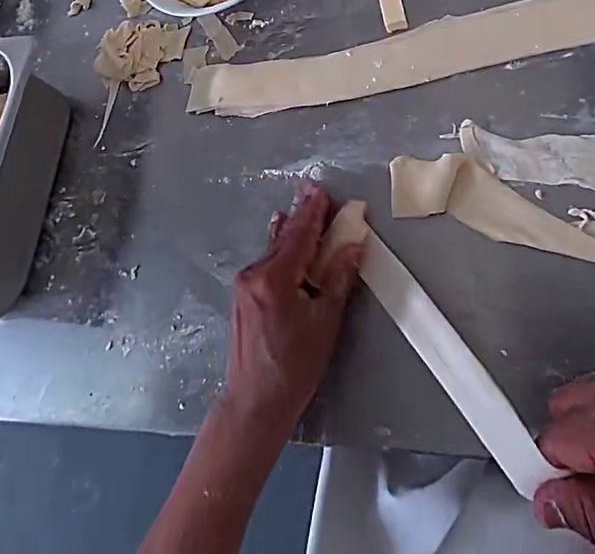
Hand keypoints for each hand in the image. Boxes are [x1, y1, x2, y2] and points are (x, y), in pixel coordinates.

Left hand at [221, 185, 364, 434]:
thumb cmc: (294, 367)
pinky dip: (283, 249)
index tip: (322, 191)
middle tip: (316, 193)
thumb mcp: (326, 322)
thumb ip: (338, 278)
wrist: (255, 403)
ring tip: (305, 210)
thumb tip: (352, 247)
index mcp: (274, 279)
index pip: (300, 235)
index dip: (314, 212)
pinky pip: (267, 262)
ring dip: (292, 232)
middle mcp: (254, 274)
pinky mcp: (242, 294)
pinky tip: (288, 242)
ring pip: (274, 249)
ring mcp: (244, 284)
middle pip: (285, 237)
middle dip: (303, 216)